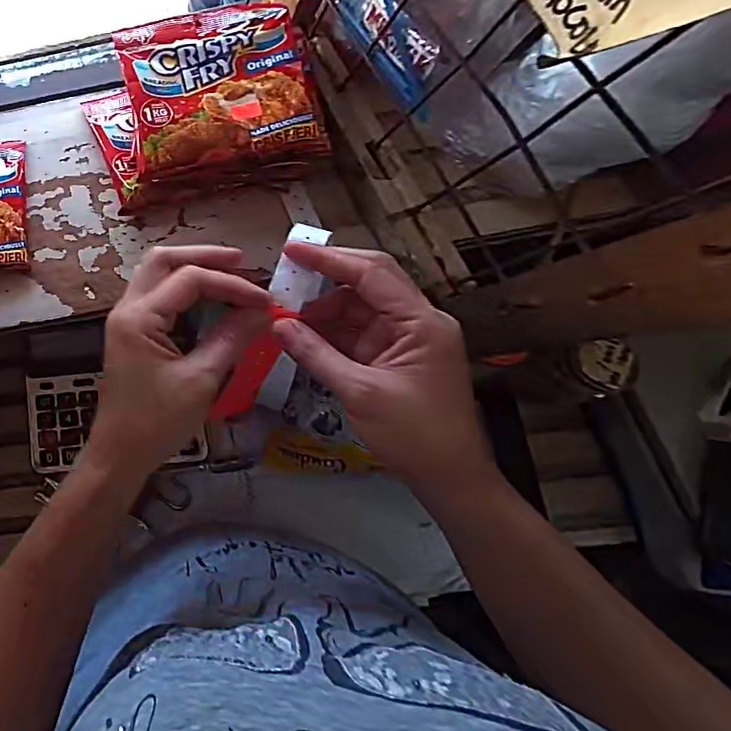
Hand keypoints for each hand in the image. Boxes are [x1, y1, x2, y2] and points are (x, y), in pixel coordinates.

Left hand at [88, 246, 272, 480]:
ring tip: (230, 275)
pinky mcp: (132, 332)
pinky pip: (158, 295)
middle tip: (242, 263)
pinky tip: (210, 299)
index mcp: (138, 318)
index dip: (231, 284)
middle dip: (204, 257)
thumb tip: (263, 313)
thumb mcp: (200, 381)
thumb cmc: (156, 423)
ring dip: (193, 269)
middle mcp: (127, 309)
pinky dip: (184, 290)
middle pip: (163, 260)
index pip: (190, 279)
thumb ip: (231, 339)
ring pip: (157, 273)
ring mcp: (126, 319)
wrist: (119, 454)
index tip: (264, 301)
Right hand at [273, 243, 496, 502]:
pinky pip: (358, 331)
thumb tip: (279, 325)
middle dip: (326, 277)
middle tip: (286, 274)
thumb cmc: (415, 437)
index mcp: (421, 322)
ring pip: (358, 307)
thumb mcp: (360, 394)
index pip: (371, 274)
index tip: (292, 250)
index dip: (329, 259)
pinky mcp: (394, 356)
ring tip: (286, 312)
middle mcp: (416, 321)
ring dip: (323, 308)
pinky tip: (302, 332)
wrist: (452, 480)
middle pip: (368, 282)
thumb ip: (317, 355)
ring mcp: (405, 338)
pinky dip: (330, 331)